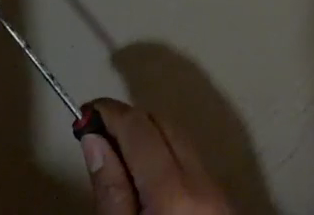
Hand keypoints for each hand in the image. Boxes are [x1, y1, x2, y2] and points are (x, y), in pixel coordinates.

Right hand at [81, 100, 233, 214]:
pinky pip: (194, 163)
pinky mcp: (229, 203)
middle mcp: (204, 183)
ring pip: (181, 139)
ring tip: (123, 157)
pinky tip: (151, 176)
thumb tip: (93, 137)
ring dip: (151, 136)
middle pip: (163, 122)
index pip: (137, 125)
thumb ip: (110, 189)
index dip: (107, 111)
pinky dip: (170, 157)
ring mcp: (222, 193)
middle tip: (100, 134)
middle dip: (130, 119)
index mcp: (174, 192)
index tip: (84, 112)